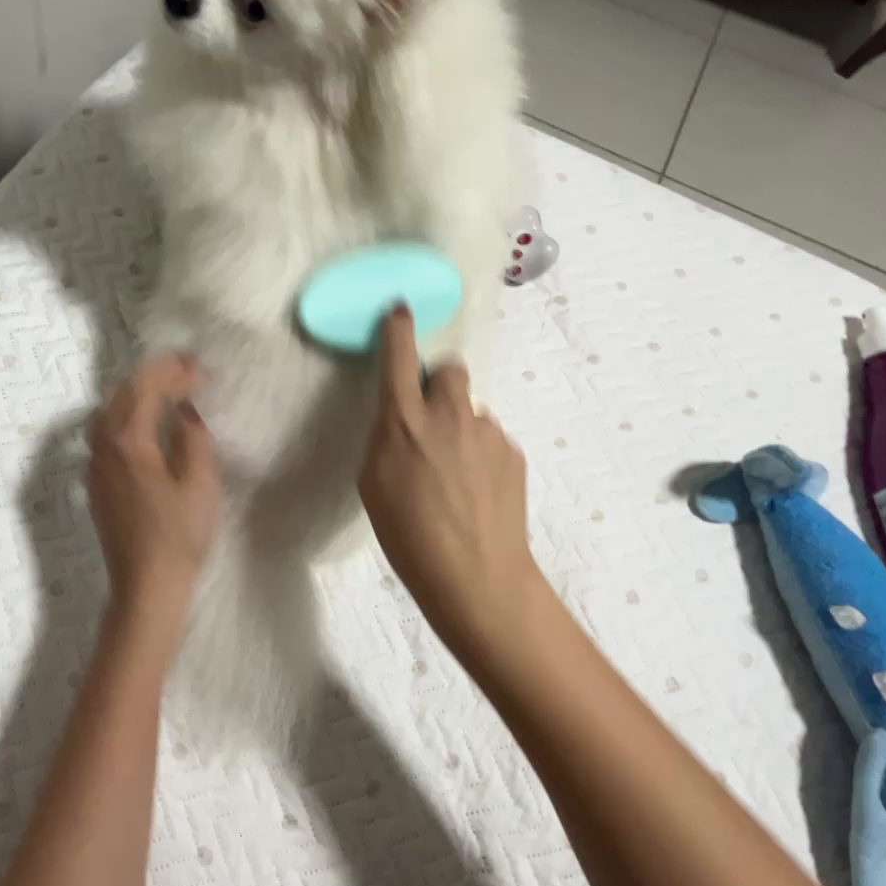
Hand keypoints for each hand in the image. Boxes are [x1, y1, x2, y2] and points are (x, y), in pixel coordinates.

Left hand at [87, 354, 219, 640]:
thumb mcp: (200, 484)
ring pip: (108, 413)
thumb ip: (192, 438)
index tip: (199, 368)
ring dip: (136, 394)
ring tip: (167, 391)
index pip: (144, 388)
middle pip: (121, 395)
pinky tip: (147, 424)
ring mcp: (94, 465)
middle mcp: (102, 447)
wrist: (146, 586)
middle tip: (186, 371)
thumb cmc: (179, 537)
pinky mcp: (95, 482)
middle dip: (153, 376)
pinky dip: (126, 416)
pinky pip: (105, 433)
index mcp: (127, 442)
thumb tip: (183, 411)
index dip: (171, 371)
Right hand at [358, 308, 543, 644]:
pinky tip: (474, 491)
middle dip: (439, 383)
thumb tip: (403, 419)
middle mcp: (449, 414)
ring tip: (452, 473)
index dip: (398, 328)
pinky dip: (478, 453)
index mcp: (403, 420)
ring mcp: (488, 430)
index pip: (400, 356)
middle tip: (428, 419)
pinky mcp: (513, 452)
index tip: (399, 310)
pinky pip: (489, 437)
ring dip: (459, 424)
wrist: (475, 575)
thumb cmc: (407, 535)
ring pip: (471, 408)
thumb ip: (386, 437)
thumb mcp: (372, 482)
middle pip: (450, 369)